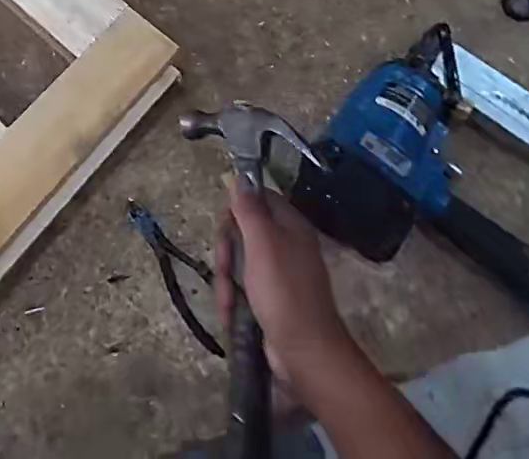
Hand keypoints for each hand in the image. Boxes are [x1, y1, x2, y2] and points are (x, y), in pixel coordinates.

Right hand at [213, 181, 361, 394]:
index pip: (259, 199)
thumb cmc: (283, 291)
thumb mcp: (262, 244)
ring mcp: (279, 274)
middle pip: (245, 232)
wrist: (304, 352)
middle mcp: (286, 244)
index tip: (224, 226)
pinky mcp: (271, 300)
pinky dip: (234, 300)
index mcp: (290, 225)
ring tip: (228, 303)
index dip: (238, 208)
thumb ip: (249, 209)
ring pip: (240, 263)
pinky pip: (244, 289)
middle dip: (227, 252)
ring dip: (226, 282)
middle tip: (223, 269)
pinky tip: (232, 316)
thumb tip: (240, 175)